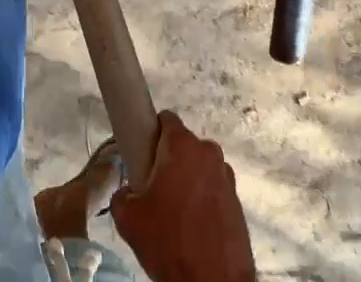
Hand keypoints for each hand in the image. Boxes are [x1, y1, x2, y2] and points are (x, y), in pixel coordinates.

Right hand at [110, 112, 255, 281]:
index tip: (141, 153)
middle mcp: (209, 153)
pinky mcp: (238, 201)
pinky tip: (191, 224)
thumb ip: (122, 193)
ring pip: (198, 168)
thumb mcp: (128, 217)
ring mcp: (228, 177)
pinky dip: (201, 199)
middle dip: (168, 161)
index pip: (166, 119)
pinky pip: (212, 189)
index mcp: (183, 147)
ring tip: (173, 212)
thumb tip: (129, 192)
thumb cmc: (168, 241)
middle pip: (183, 146)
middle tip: (152, 188)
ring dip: (186, 181)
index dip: (150, 133)